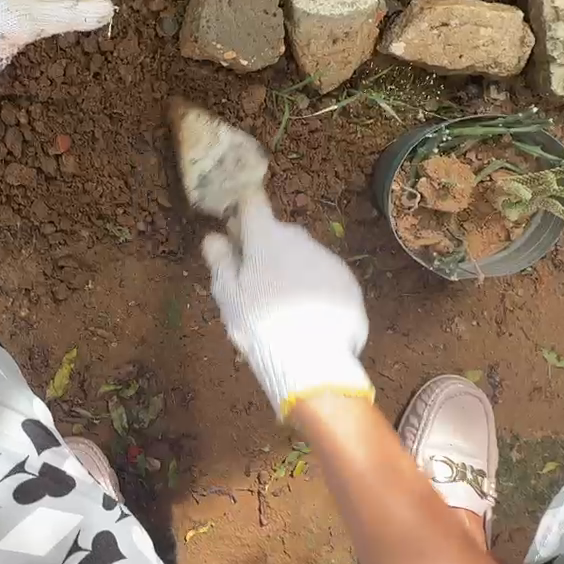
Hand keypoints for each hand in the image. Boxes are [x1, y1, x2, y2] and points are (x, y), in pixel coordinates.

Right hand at [200, 193, 372, 418]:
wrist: (312, 361)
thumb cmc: (259, 323)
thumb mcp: (228, 294)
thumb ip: (220, 259)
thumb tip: (214, 236)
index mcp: (266, 238)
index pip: (252, 202)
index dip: (242, 210)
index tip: (236, 226)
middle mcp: (299, 239)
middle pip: (277, 231)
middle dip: (264, 246)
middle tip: (253, 278)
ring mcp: (328, 259)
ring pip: (302, 254)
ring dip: (290, 266)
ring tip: (281, 303)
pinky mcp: (348, 283)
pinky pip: (324, 276)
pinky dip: (313, 286)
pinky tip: (306, 315)